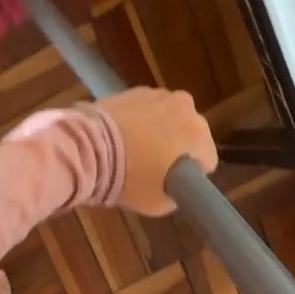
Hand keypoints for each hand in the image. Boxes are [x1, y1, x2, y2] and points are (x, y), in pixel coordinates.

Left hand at [95, 87, 216, 216]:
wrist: (87, 150)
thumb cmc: (128, 179)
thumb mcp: (157, 204)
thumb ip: (174, 197)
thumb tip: (174, 190)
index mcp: (197, 133)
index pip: (207, 160)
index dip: (193, 176)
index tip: (174, 184)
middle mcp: (186, 106)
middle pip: (189, 135)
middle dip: (176, 150)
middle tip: (151, 168)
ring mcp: (159, 94)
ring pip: (168, 120)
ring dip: (159, 133)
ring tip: (134, 152)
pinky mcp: (135, 90)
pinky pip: (146, 111)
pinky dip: (139, 122)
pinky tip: (122, 137)